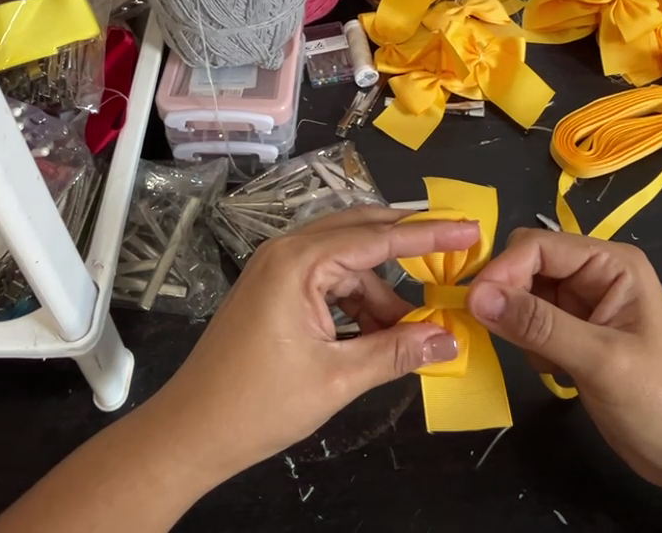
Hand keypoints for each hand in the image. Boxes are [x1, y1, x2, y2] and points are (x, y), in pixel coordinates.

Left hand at [144, 208, 478, 477]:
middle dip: (408, 247)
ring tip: (413, 328)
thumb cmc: (258, 404)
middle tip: (456, 254)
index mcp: (299, 261)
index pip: (377, 237)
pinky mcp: (275, 287)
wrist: (190, 432)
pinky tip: (377, 332)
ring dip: (381, 289)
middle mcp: (287, 250)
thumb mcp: (336, 379)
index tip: (471, 228)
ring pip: (346, 261)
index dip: (429, 233)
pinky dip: (356, 301)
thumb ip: (395, 353)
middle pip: (361, 233)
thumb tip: (449, 339)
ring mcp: (278, 267)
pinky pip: (328, 279)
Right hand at [466, 228, 661, 487]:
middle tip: (497, 332)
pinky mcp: (576, 335)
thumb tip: (476, 296)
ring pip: (525, 295)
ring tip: (543, 360)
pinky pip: (532, 323)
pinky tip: (553, 371)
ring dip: (519, 324)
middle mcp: (595, 275)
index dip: (504, 269)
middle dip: (508, 296)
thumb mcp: (600, 361)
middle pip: (527, 265)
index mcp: (610, 263)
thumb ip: (537, 325)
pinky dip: (529, 344)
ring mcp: (585, 306)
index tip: (474, 304)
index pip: (538, 246)